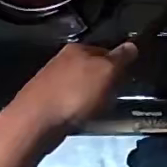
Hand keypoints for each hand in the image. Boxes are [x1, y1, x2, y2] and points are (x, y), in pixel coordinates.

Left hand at [0, 41, 137, 140]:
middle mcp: (62, 59)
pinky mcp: (43, 98)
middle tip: (113, 95)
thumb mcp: (106, 73)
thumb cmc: (75, 94)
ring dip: (90, 94)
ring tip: (97, 108)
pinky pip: (69, 98)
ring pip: (80, 83)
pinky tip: (79, 115)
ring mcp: (50, 79)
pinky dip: (77, 105)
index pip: (107, 49)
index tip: (125, 78)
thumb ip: (120, 58)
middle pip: (92, 66)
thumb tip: (132, 45)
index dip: (119, 64)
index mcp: (78, 48)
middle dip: (103, 79)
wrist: (34, 122)